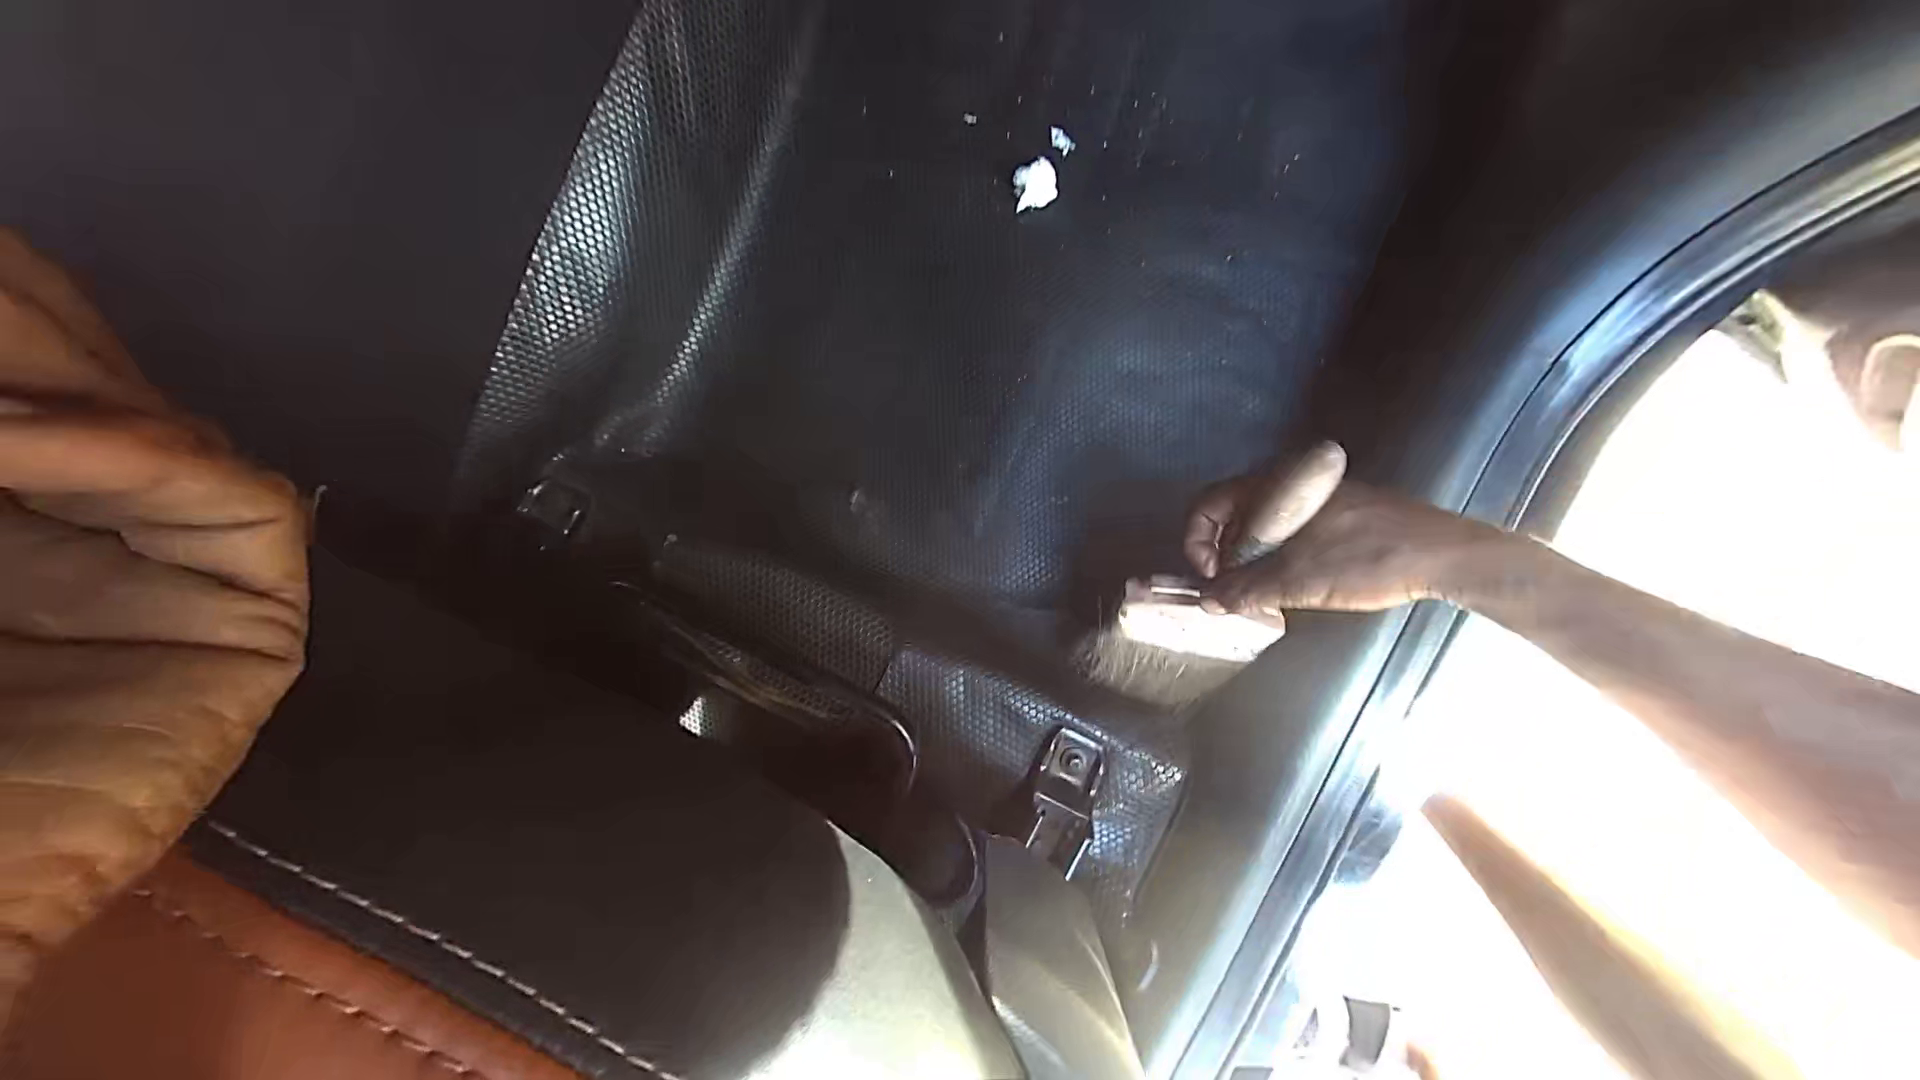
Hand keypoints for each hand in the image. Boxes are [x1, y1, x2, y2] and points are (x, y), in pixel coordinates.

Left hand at [0, 230, 308, 1022]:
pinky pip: (250, 507)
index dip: (17, 306)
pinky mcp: (253, 613)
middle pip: (104, 378)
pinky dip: (157, 458)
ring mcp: (178, 567)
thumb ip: (13, 455)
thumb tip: (46, 398)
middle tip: (0, 308)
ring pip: (183, 431)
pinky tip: (39, 442)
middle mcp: (74, 518)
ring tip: (1, 410)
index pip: (40, 353)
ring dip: (76, 384)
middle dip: (34, 332)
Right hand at [1183, 449, 1508, 616]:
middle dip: (1224, 558)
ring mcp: (1312, 498)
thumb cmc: (1363, 559)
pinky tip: (1293, 585)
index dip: (1197, 543)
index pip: (1206, 505)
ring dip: (1251, 562)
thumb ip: (1243, 590)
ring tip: (1263, 596)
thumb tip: (1205, 602)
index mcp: (1271, 485)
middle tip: (1233, 593)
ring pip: (1260, 528)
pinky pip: (1288, 533)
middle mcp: (1286, 484)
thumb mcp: (1296, 581)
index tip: (1212, 578)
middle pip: (1230, 518)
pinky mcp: (1336, 514)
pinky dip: (1278, 558)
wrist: (1447, 556)